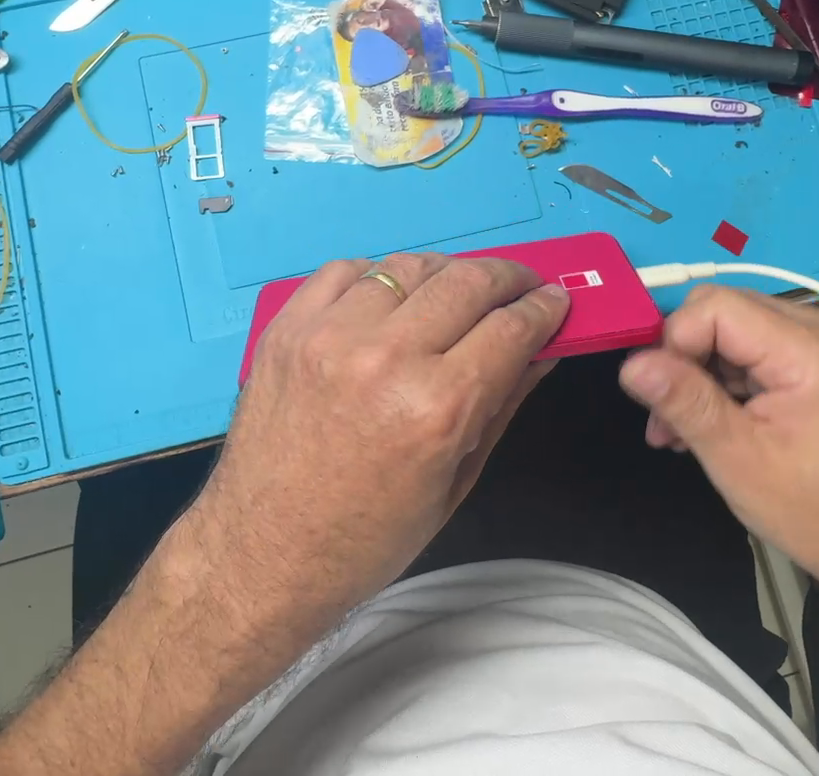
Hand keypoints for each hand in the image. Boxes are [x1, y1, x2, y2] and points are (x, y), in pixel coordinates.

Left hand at [187, 253, 568, 632]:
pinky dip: (378, 277)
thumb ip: (503, 403)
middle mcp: (387, 357)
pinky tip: (389, 300)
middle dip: (508, 277)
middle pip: (467, 282)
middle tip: (520, 286)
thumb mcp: (456, 482)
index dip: (544, 309)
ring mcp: (329, 335)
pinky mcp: (287, 327)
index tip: (555, 301)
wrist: (263, 554)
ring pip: (408, 266)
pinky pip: (345, 270)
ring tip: (456, 292)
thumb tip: (542, 348)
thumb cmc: (370, 537)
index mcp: (438, 407)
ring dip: (446, 273)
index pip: (511, 328)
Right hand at [618, 285, 818, 618]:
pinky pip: (748, 345)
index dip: (676, 342)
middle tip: (664, 416)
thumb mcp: (737, 460)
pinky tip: (706, 419)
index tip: (661, 396)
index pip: (717, 308)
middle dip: (682, 358)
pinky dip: (720, 378)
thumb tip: (630, 364)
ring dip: (696, 372)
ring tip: (678, 428)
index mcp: (814, 352)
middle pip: (721, 310)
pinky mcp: (816, 356)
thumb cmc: (814, 512)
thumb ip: (684, 402)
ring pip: (729, 327)